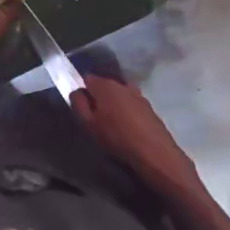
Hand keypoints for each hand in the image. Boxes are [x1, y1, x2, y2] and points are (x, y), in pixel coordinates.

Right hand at [72, 74, 201, 197]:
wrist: (153, 151)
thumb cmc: (115, 136)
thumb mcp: (88, 123)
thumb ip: (79, 104)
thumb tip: (77, 92)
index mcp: (105, 86)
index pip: (87, 78)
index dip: (82, 90)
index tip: (81, 105)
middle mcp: (123, 84)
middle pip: (104, 85)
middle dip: (98, 96)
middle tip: (94, 116)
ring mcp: (138, 94)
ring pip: (119, 94)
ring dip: (113, 103)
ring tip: (110, 121)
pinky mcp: (149, 107)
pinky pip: (131, 103)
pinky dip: (126, 110)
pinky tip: (126, 126)